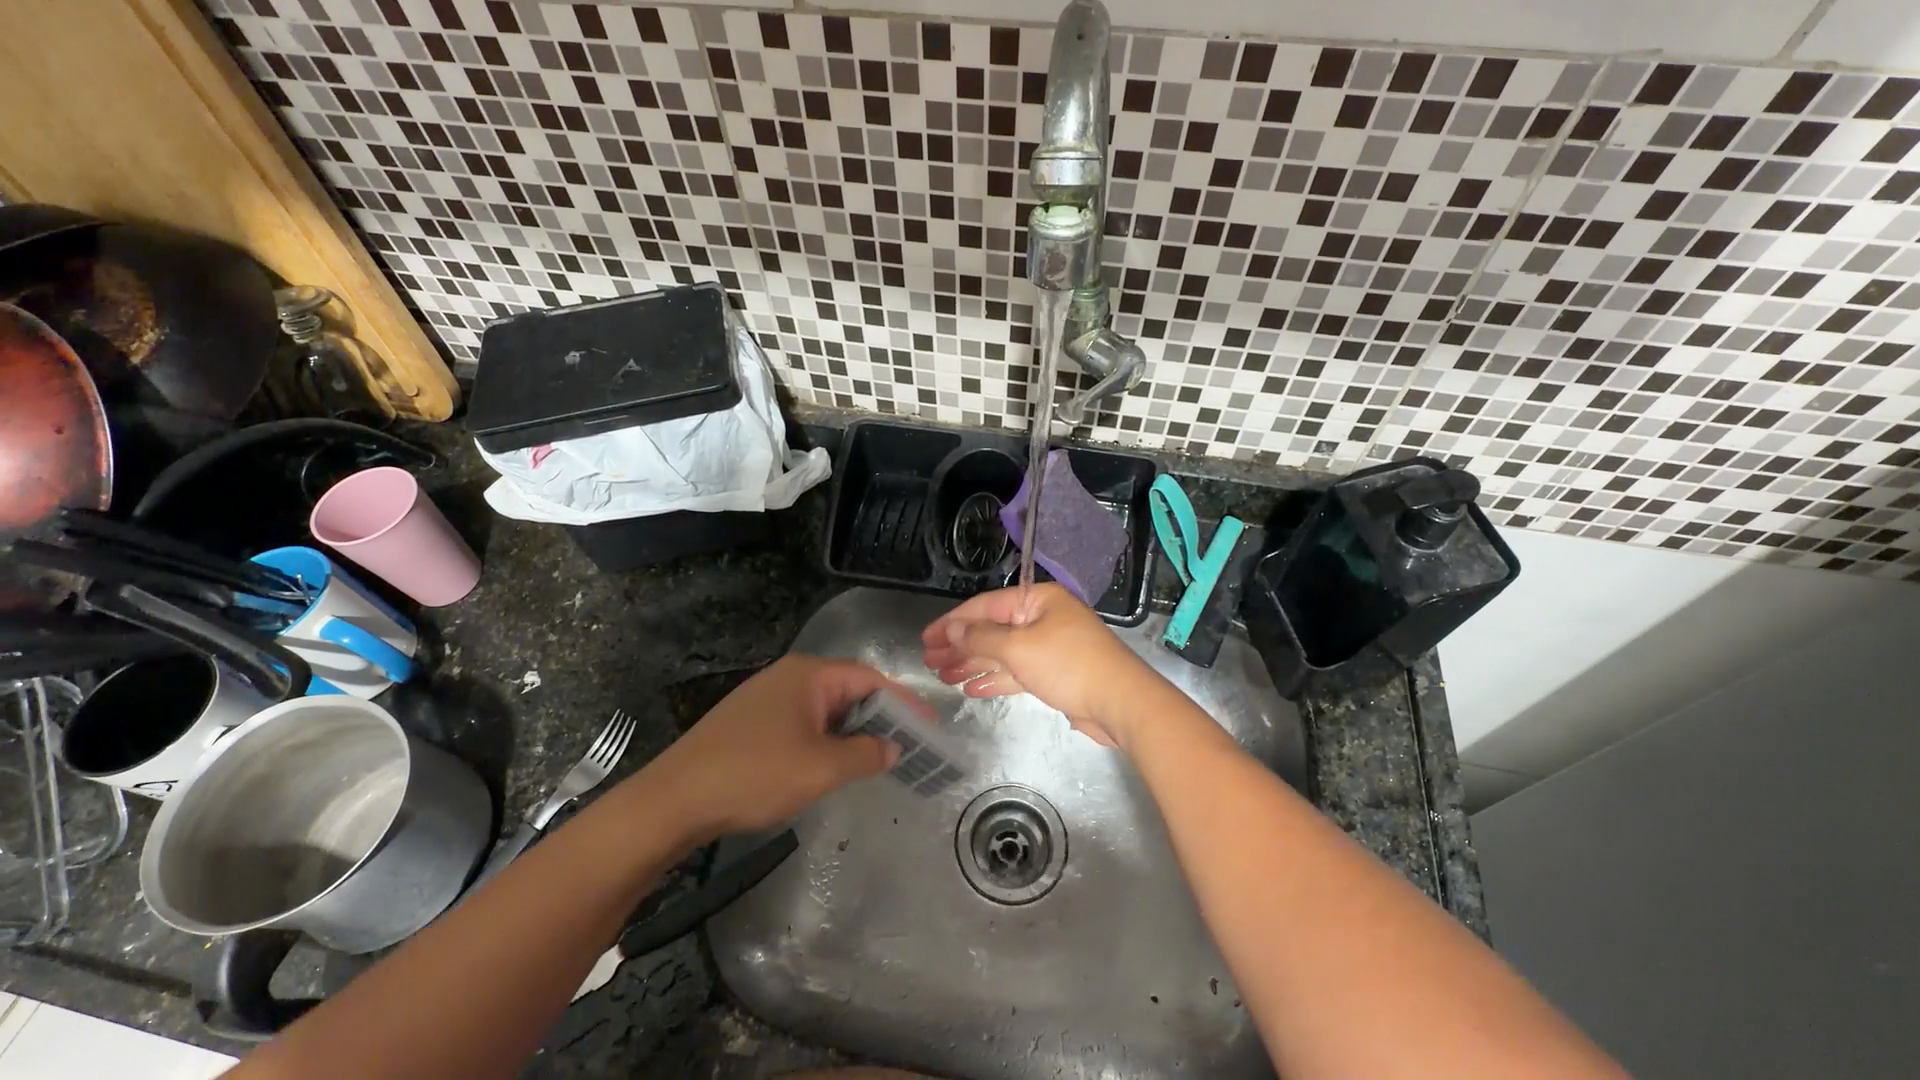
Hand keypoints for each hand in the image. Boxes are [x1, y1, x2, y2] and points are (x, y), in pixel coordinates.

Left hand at [639, 655, 904, 841]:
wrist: (673, 800)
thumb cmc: (754, 775)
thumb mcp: (820, 768)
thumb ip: (865, 754)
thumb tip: (892, 747)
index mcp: (808, 675)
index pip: (870, 677)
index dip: (903, 701)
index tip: (929, 727)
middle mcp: (787, 677)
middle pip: (847, 689)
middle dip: (880, 717)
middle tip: (910, 746)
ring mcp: (765, 699)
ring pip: (824, 710)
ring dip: (852, 732)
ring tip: (878, 759)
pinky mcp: (749, 724)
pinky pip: (802, 724)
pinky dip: (825, 741)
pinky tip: (832, 766)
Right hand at [920, 584, 1166, 748]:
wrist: (1120, 702)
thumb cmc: (1068, 665)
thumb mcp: (1018, 648)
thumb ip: (981, 638)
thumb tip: (953, 630)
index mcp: (1037, 600)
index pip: (984, 606)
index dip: (952, 623)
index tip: (925, 638)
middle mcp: (1042, 618)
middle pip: (992, 629)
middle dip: (959, 645)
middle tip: (929, 661)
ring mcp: (1049, 647)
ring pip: (1002, 652)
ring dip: (972, 664)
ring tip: (943, 676)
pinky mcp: (1054, 674)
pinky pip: (1016, 672)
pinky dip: (995, 678)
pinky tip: (972, 688)